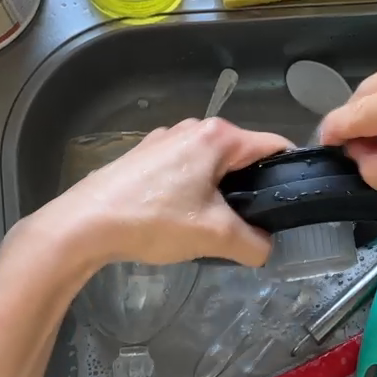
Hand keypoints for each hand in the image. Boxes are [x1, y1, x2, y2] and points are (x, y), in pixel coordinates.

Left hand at [13, 119, 290, 279]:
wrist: (82, 225)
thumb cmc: (154, 220)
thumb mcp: (214, 237)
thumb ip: (254, 243)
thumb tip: (267, 247)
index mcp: (218, 137)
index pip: (274, 145)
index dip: (291, 172)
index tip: (295, 201)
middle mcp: (194, 128)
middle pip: (243, 155)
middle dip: (253, 187)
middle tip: (252, 223)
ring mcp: (165, 139)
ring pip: (213, 164)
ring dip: (221, 191)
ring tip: (213, 226)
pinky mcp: (144, 155)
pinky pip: (186, 169)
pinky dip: (193, 190)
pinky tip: (179, 218)